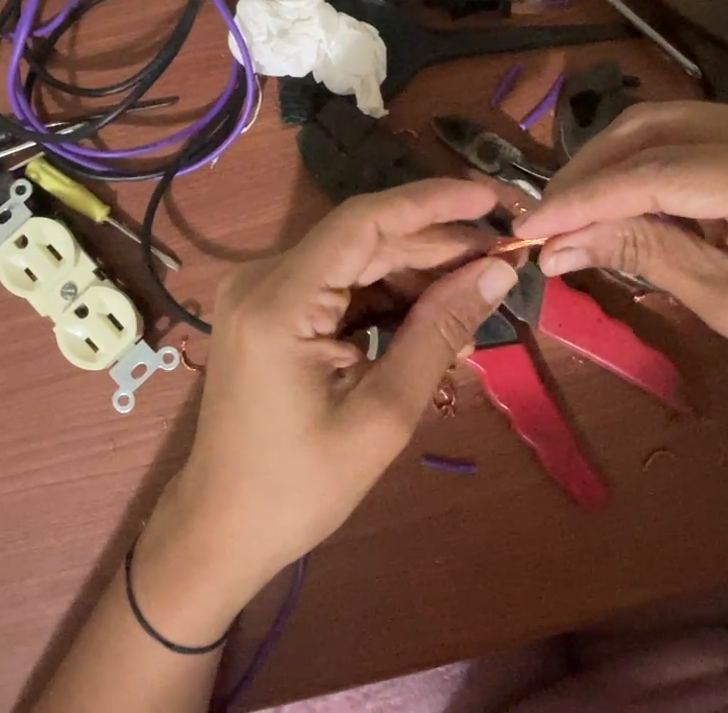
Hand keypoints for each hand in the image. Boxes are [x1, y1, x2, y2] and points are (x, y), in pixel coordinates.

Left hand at [138, 180, 518, 640]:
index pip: (364, 221)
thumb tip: (497, 271)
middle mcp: (263, 279)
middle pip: (363, 240)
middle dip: (436, 244)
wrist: (222, 529)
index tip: (493, 197)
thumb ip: (438, 332)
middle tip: (505, 253)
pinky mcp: (270, 312)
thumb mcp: (383, 413)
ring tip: (480, 290)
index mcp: (279, 300)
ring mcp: (262, 293)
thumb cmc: (300, 486)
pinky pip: (340, 288)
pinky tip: (435, 314)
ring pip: (355, 261)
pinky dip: (387, 299)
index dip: (433, 202)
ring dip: (416, 274)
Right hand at [514, 101, 727, 411]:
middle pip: (653, 129)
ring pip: (666, 126)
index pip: (654, 170)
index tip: (526, 227)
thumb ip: (644, 254)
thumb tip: (556, 242)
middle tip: (543, 220)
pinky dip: (646, 170)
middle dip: (590, 173)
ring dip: (611, 167)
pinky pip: (692, 141)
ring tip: (570, 212)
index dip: (582, 199)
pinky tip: (618, 202)